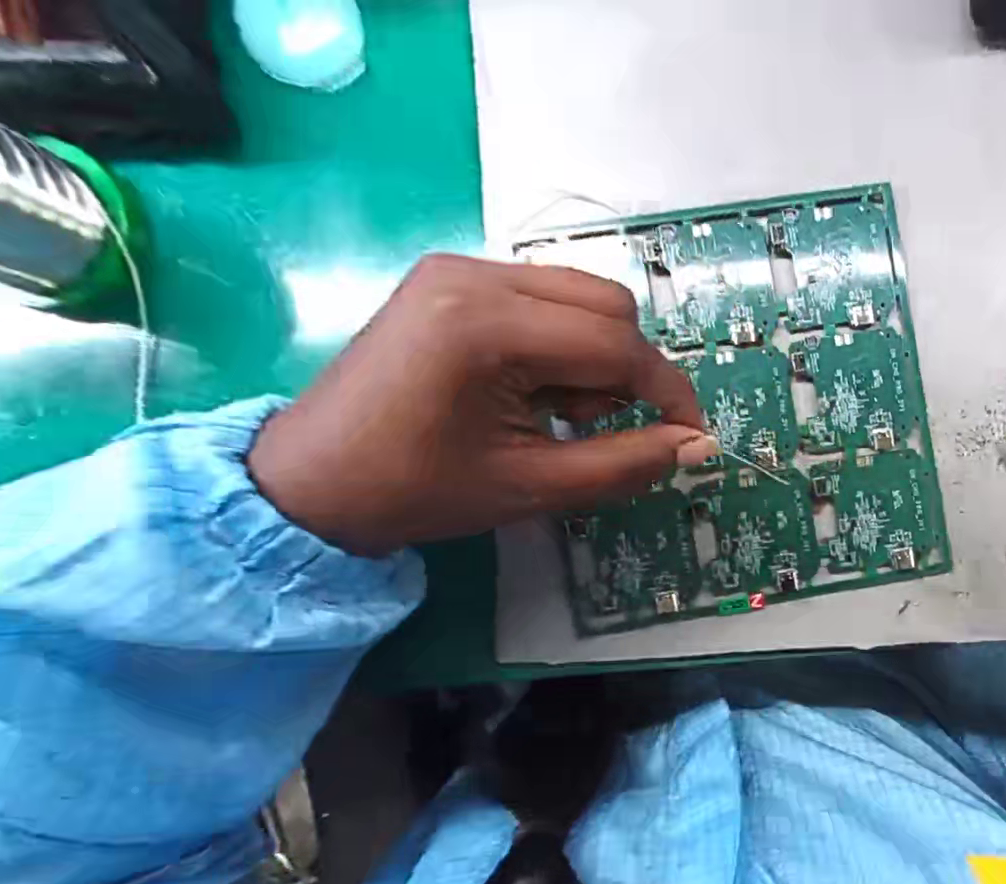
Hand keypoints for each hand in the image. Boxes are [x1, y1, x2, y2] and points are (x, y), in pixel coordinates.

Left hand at [249, 255, 715, 555]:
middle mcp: (474, 273)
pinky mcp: (448, 280)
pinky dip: (558, 345)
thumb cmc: (417, 493)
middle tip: (591, 427)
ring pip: (576, 296)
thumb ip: (623, 464)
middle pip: (604, 304)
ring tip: (554, 413)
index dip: (666, 392)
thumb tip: (693, 445)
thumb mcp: (530, 487)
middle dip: (624, 372)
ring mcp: (457, 268)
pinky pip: (539, 299)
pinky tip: (527, 388)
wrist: (312, 483)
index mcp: (486, 325)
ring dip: (592, 357)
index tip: (689, 434)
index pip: (614, 344)